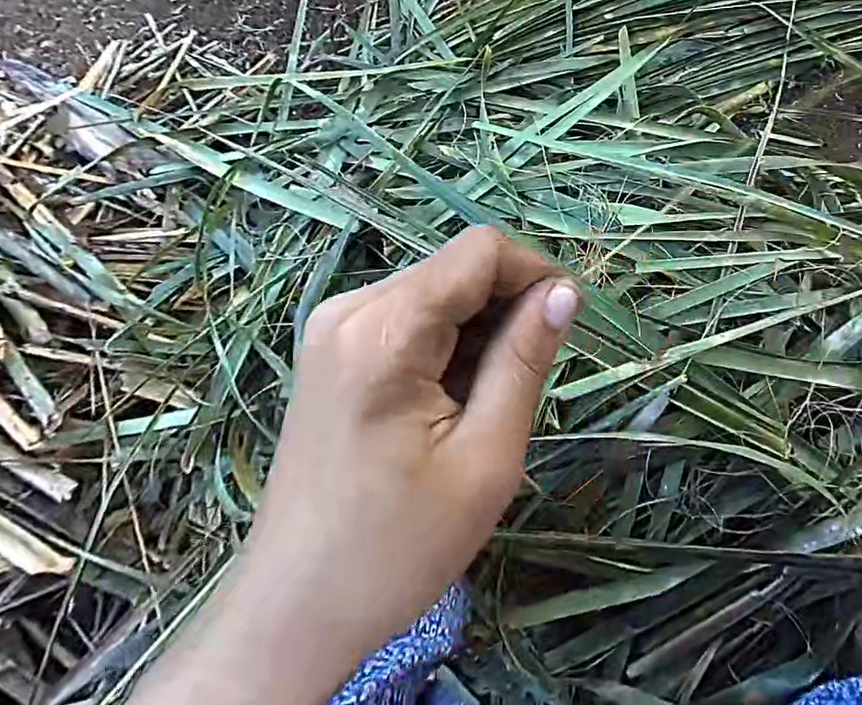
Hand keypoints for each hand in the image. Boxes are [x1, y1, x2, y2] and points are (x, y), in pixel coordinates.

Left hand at [135, 226, 580, 704]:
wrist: (296, 611)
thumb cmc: (399, 546)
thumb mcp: (486, 455)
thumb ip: (525, 358)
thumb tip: (565, 291)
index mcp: (383, 330)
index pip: (479, 251)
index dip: (534, 272)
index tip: (565, 319)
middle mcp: (350, 308)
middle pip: (457, 267)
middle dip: (508, 304)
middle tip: (528, 373)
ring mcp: (335, 325)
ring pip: (439, 288)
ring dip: (481, 326)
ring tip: (486, 396)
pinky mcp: (335, 346)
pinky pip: (412, 313)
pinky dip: (450, 339)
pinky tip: (453, 394)